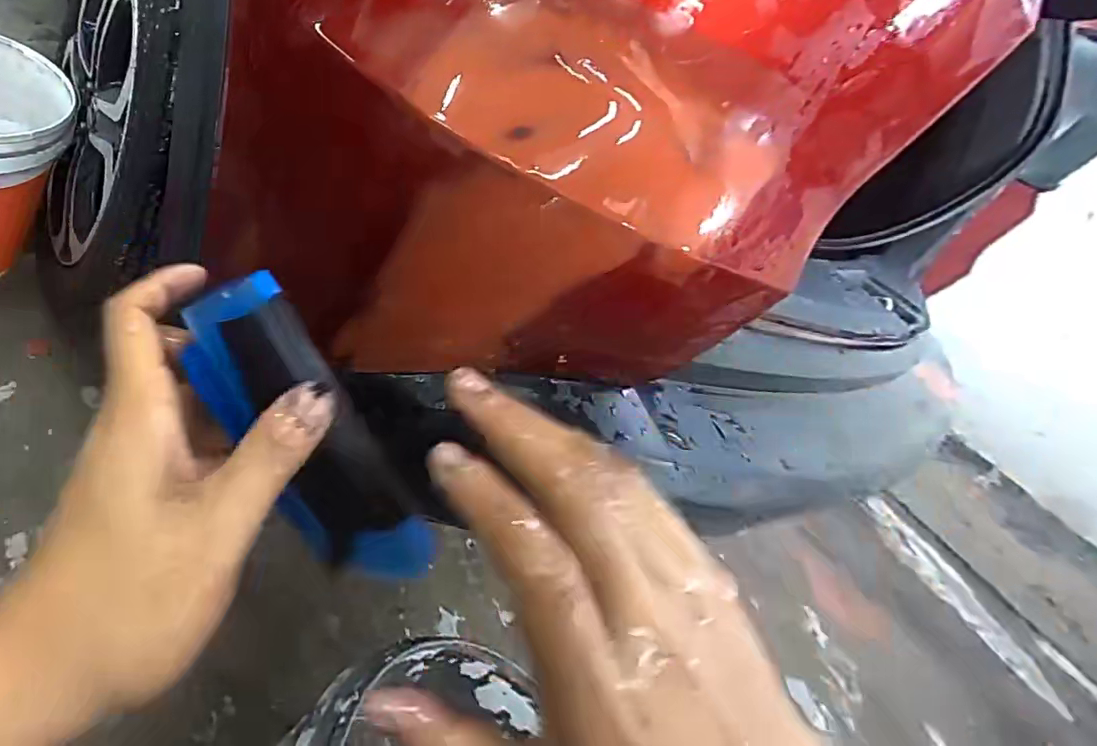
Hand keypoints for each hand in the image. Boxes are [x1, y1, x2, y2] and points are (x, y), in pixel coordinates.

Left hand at [0, 265, 334, 732]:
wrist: (44, 676)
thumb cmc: (128, 598)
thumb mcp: (215, 527)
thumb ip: (268, 456)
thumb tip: (316, 392)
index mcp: (136, 413)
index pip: (129, 317)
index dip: (165, 284)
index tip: (213, 281)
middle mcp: (130, 423)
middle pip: (167, 354)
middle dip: (223, 343)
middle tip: (283, 355)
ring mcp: (133, 459)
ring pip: (181, 400)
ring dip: (230, 392)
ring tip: (291, 403)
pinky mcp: (139, 490)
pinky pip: (184, 438)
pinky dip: (223, 432)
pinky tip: (266, 457)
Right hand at [361, 369, 817, 745]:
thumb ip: (460, 745)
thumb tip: (377, 705)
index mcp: (602, 685)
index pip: (539, 562)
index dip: (487, 498)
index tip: (443, 453)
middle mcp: (651, 622)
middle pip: (582, 496)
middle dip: (516, 429)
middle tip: (464, 386)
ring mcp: (694, 596)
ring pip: (621, 485)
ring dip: (556, 431)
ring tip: (504, 404)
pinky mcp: (719, 585)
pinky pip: (655, 501)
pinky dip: (602, 460)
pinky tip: (570, 446)